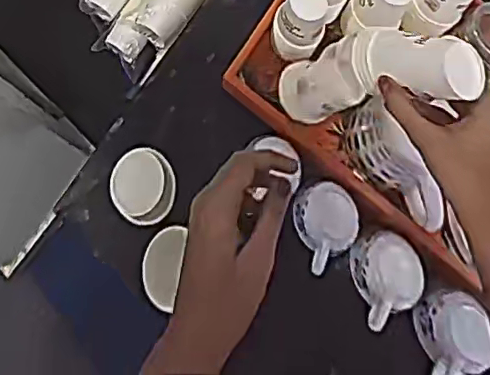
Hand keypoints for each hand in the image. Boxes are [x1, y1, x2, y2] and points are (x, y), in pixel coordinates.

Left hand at [141, 149, 297, 374]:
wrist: (197, 331)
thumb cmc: (225, 304)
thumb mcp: (259, 258)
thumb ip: (272, 217)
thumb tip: (282, 188)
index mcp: (215, 206)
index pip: (242, 162)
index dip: (270, 158)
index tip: (291, 164)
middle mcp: (204, 204)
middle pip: (235, 168)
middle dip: (265, 168)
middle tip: (290, 176)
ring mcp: (201, 213)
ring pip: (231, 182)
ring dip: (257, 184)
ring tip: (282, 197)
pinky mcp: (203, 225)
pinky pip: (226, 199)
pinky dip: (247, 199)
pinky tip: (264, 216)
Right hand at [378, 76, 489, 229]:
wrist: (484, 224)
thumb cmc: (466, 182)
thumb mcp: (428, 139)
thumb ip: (403, 109)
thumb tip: (386, 84)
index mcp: (489, 109)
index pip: (465, 72)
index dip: (440, 61)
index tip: (419, 53)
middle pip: (459, 87)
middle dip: (433, 79)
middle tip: (408, 67)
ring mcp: (487, 133)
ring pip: (457, 105)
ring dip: (433, 98)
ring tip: (408, 87)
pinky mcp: (479, 147)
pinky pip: (456, 120)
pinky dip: (438, 115)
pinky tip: (417, 114)